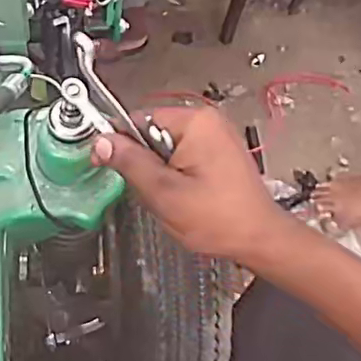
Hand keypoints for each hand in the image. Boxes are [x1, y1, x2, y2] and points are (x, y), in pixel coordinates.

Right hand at [93, 106, 302, 263]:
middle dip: (145, 165)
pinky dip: (176, 176)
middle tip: (156, 192)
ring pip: (164, 149)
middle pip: (151, 135)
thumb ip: (129, 162)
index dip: (120, 145)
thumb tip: (102, 142)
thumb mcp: (163, 192)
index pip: (138, 120)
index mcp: (195, 122)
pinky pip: (181, 157)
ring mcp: (216, 137)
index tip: (110, 165)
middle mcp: (208, 122)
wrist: (259, 240)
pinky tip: (186, 197)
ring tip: (175, 197)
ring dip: (160, 174)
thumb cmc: (219, 219)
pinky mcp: (218, 153)